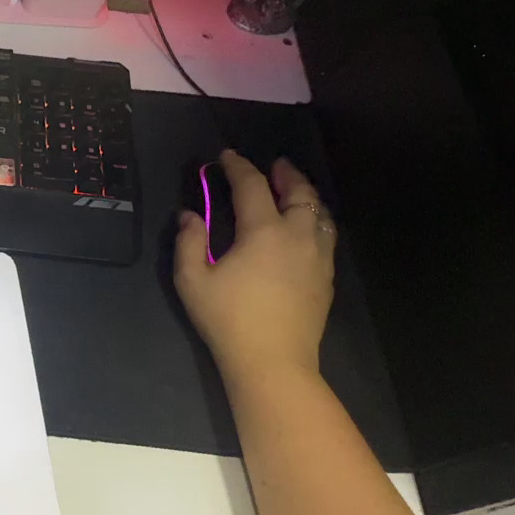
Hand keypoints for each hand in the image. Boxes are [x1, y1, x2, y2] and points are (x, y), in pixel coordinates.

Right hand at [174, 151, 336, 380]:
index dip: (238, 167)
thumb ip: (188, 242)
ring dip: (305, 194)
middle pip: (298, 192)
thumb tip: (189, 215)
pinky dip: (315, 218)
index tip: (226, 156)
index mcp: (262, 230)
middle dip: (284, 174)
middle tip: (274, 164)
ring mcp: (317, 254)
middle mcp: (296, 234)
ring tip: (294, 190)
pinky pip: (326, 233)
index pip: (251, 187)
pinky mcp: (326, 274)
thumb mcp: (192, 280)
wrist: (272, 357)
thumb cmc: (226, 318)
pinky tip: (307, 226)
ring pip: (318, 211)